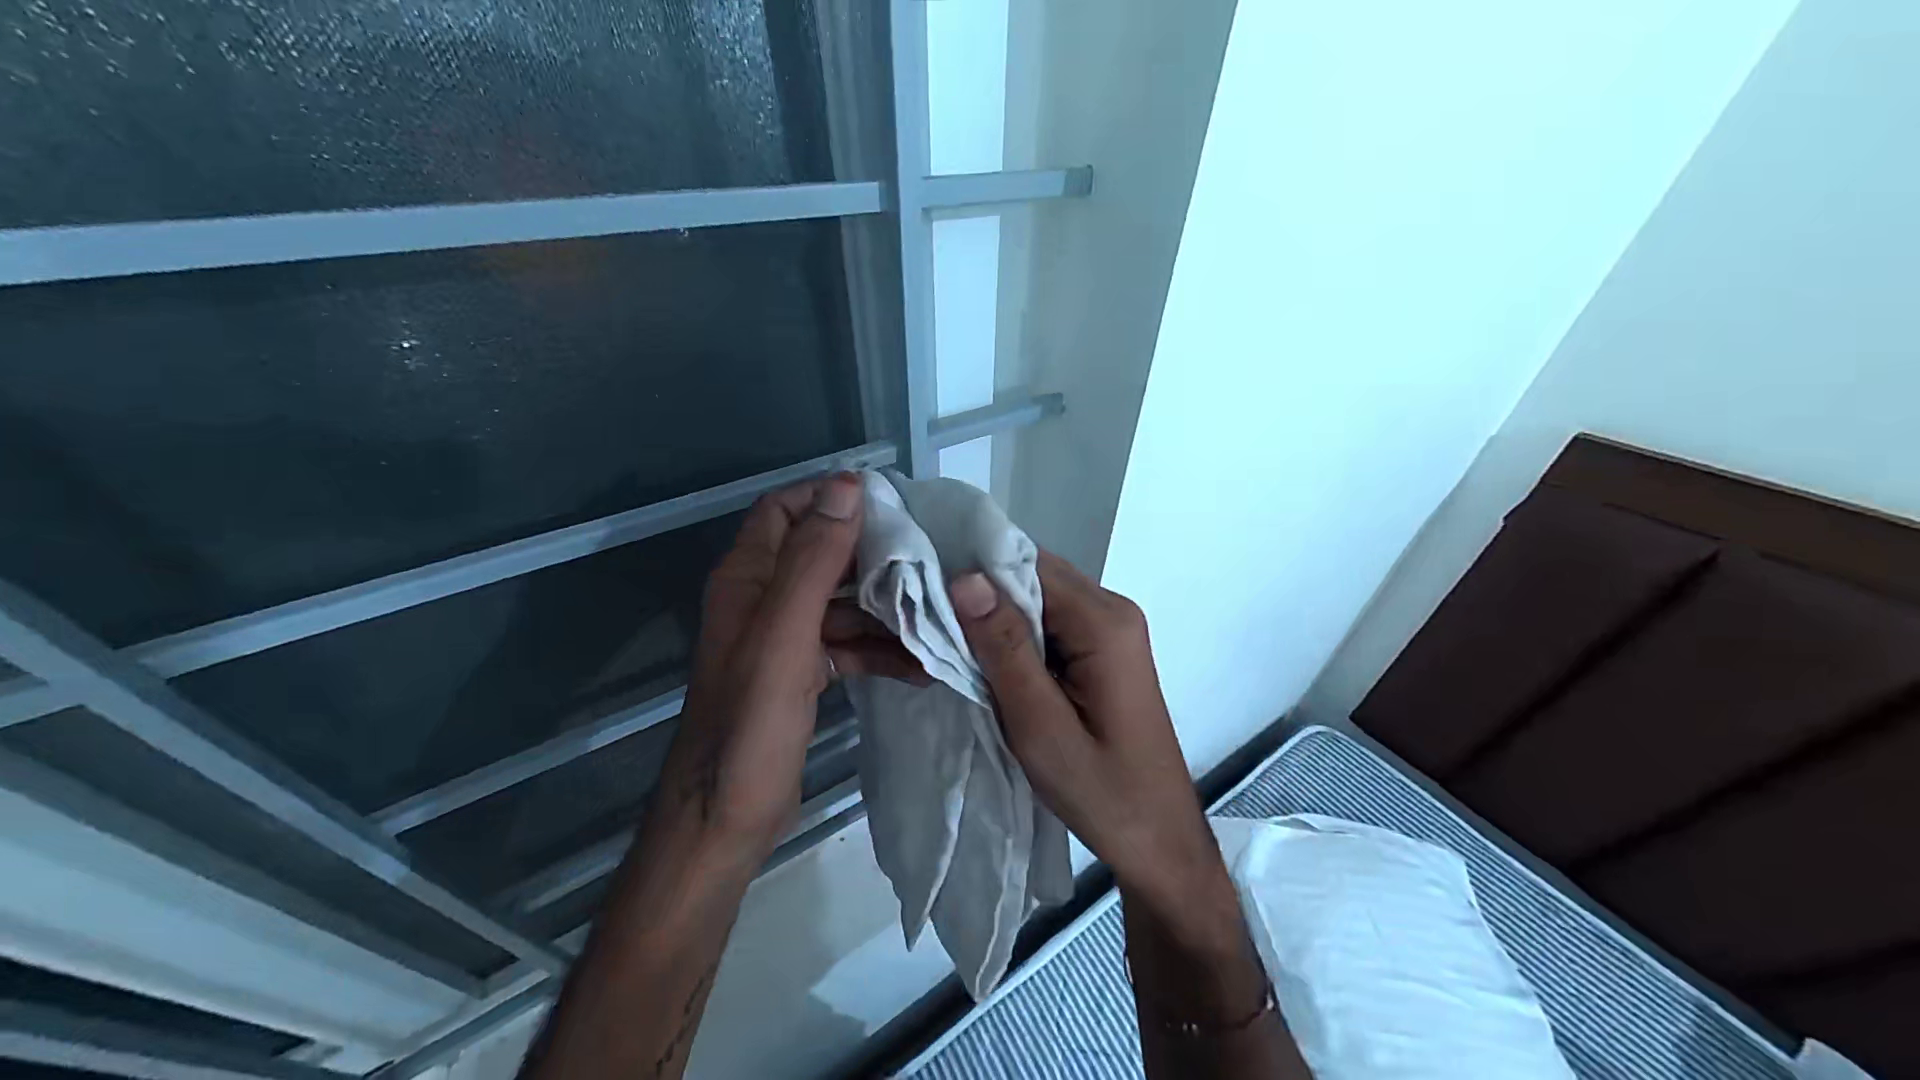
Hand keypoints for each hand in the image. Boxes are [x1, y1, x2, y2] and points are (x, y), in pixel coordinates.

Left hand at [659, 473, 919, 857]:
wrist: (726, 819)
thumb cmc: (750, 725)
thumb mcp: (784, 636)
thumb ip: (814, 561)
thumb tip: (847, 486)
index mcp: (748, 578)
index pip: (786, 509)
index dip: (831, 497)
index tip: (891, 504)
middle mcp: (763, 599)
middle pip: (822, 554)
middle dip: (873, 553)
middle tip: (931, 558)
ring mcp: (783, 638)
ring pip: (841, 602)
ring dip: (884, 607)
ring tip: (937, 615)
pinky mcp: (802, 673)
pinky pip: (846, 644)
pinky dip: (879, 649)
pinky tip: (920, 666)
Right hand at [947, 552, 1232, 924]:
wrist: (1156, 838)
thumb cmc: (1100, 790)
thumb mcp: (1039, 725)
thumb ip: (1004, 648)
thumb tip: (966, 577)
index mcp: (1104, 623)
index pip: (1028, 565)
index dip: (976, 574)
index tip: (929, 597)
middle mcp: (1114, 611)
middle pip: (1036, 576)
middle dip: (986, 596)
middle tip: (938, 628)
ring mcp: (1114, 629)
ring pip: (1041, 598)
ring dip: (1001, 619)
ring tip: (959, 648)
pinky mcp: (1106, 650)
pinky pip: (1053, 623)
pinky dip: (1020, 636)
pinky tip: (995, 664)